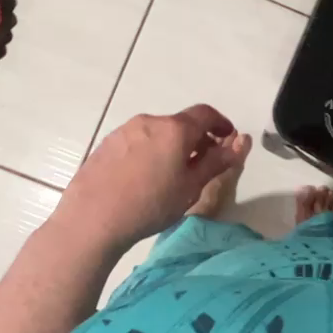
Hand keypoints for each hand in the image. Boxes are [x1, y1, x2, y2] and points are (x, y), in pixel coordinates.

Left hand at [54, 105, 251, 251]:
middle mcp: (149, 122)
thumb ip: (217, 162)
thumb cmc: (151, 204)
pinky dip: (149, 152)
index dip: (221, 124)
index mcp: (175, 129)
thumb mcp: (191, 187)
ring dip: (170, 146)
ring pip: (157, 133)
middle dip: (195, 139)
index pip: (206, 114)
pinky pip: (137, 142)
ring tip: (170, 175)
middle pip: (180, 124)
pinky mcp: (106, 145)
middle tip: (201, 165)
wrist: (92, 219)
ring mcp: (124, 131)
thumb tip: (240, 143)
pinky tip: (143, 179)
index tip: (227, 139)